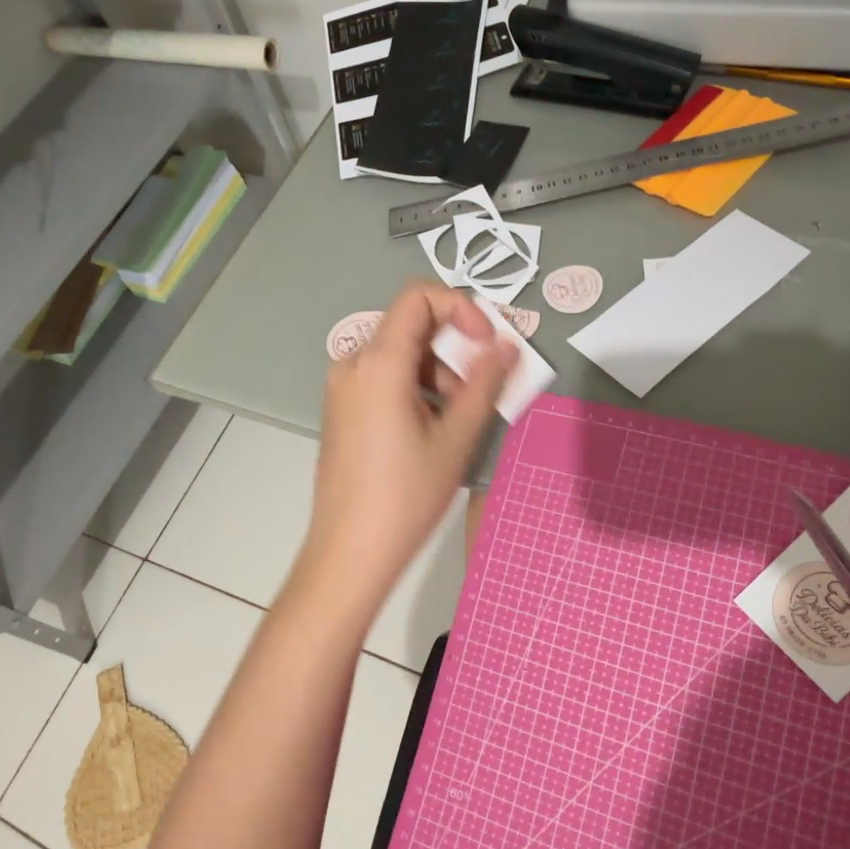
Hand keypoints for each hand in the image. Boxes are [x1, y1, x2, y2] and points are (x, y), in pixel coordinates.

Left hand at [296, 283, 515, 615]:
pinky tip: (432, 433)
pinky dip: (416, 390)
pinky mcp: (342, 410)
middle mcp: (353, 364)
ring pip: (400, 357)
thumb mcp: (456, 438)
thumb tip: (507, 344)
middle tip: (481, 392)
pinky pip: (384, 380)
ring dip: (438, 375)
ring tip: (458, 423)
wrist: (349, 551)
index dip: (461, 307)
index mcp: (378, 362)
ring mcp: (342, 388)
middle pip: (411, 328)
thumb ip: (485, 383)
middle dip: (454, 349)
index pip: (418, 297)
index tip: (487, 343)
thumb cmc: (407, 495)